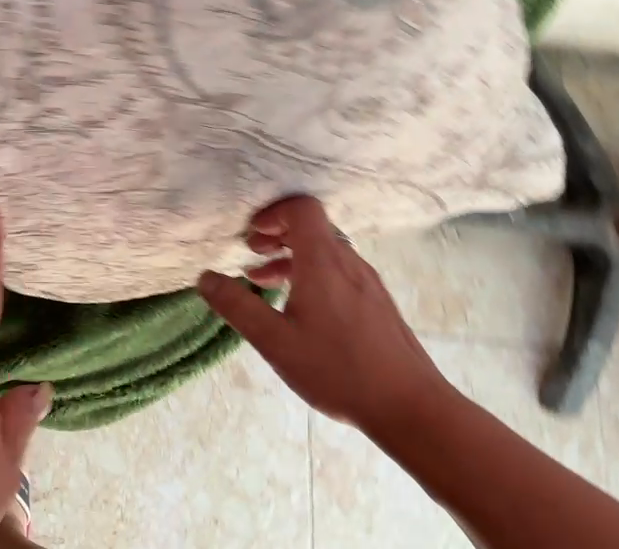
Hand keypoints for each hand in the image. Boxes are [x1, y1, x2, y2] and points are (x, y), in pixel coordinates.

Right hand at [197, 195, 451, 432]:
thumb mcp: (275, 341)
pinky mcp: (380, 305)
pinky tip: (302, 311)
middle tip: (251, 255)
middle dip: (277, 235)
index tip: (252, 235)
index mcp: (323, 262)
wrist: (414, 410)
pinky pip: (341, 273)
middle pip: (312, 228)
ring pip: (326, 252)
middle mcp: (349, 264)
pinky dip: (314, 275)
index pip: (302, 209)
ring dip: (293, 258)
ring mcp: (369, 284)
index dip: (273, 212)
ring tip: (267, 284)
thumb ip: (237, 306)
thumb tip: (205, 278)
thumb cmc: (339, 370)